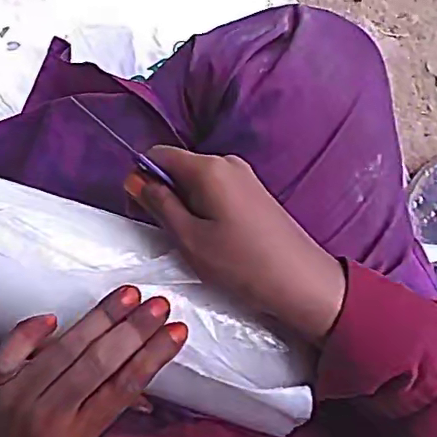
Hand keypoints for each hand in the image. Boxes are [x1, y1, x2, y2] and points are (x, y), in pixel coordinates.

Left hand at [0, 286, 187, 436]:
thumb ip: (105, 416)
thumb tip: (144, 389)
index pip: (121, 390)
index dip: (151, 358)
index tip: (176, 332)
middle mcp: (47, 415)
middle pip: (98, 365)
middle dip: (133, 331)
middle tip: (159, 305)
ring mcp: (15, 395)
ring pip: (65, 351)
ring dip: (100, 320)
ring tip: (129, 295)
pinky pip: (12, 349)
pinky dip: (32, 332)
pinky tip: (55, 316)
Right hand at [125, 147, 346, 343]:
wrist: (302, 282)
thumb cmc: (241, 263)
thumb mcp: (188, 238)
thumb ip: (158, 203)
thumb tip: (134, 178)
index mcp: (208, 168)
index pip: (157, 154)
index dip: (141, 177)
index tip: (141, 210)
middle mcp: (226, 162)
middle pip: (178, 167)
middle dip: (164, 193)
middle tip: (169, 233)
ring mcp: (243, 175)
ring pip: (195, 180)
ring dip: (184, 204)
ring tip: (195, 240)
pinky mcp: (253, 191)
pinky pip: (215, 189)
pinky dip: (204, 208)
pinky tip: (214, 237)